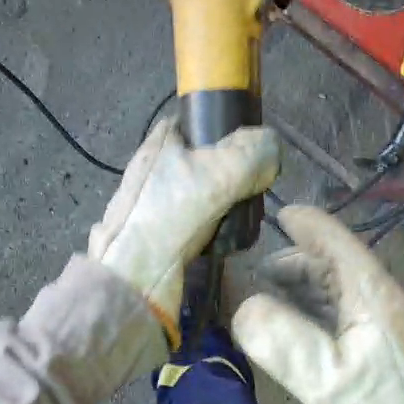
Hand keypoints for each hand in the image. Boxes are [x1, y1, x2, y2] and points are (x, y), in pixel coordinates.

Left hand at [87, 117, 279, 345]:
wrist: (132, 282)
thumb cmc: (170, 218)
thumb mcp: (220, 175)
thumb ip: (252, 154)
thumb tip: (271, 149)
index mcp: (158, 144)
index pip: (194, 121)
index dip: (222, 127)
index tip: (249, 145)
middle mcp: (151, 171)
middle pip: (202, 161)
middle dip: (229, 175)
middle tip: (253, 189)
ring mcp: (151, 208)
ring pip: (201, 196)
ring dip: (223, 207)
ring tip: (243, 219)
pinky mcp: (156, 241)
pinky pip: (194, 227)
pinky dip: (212, 232)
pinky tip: (225, 242)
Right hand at [233, 206, 403, 403]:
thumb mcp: (323, 378)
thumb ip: (280, 338)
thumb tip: (243, 307)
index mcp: (377, 301)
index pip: (342, 248)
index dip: (312, 227)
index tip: (283, 213)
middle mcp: (382, 308)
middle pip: (338, 268)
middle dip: (299, 260)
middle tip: (260, 267)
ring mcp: (380, 334)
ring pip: (338, 292)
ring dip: (304, 285)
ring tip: (269, 291)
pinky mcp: (372, 358)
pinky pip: (338, 316)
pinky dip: (311, 309)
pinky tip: (290, 322)